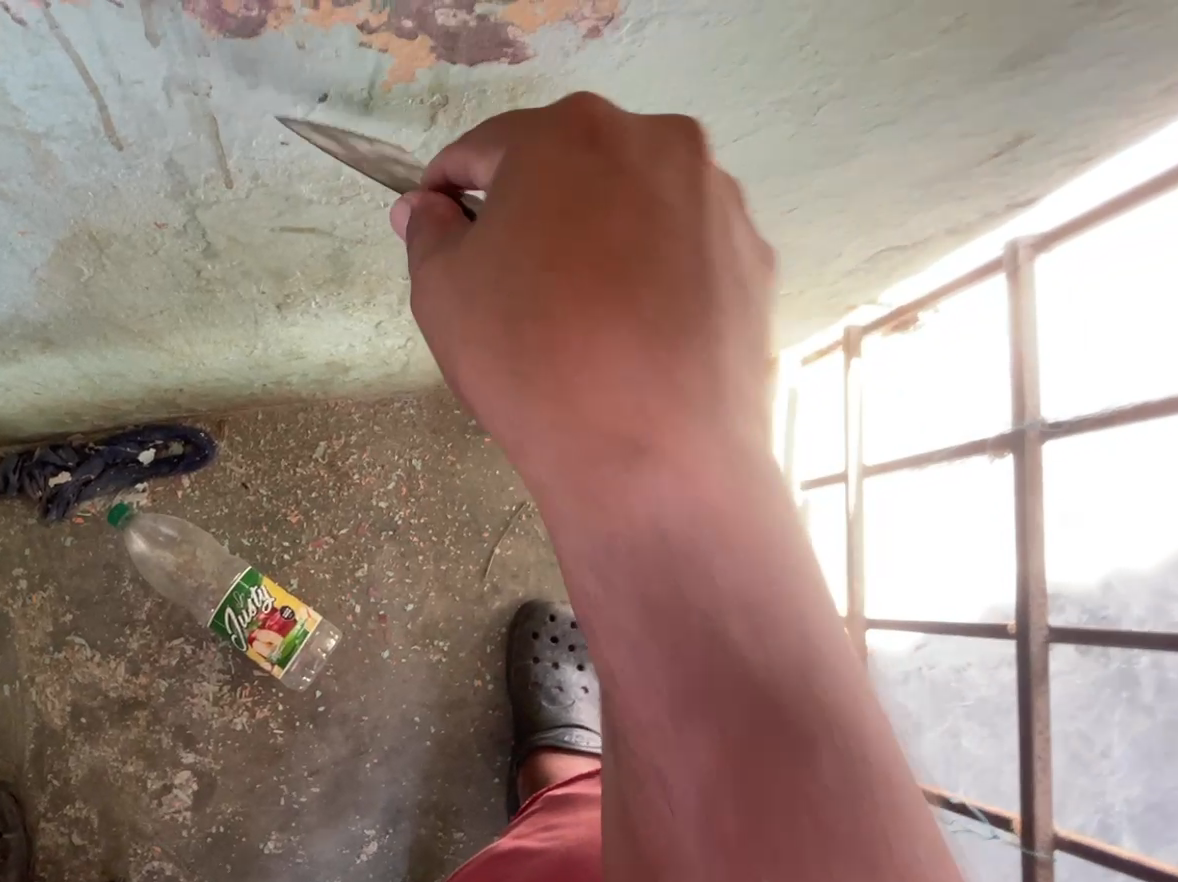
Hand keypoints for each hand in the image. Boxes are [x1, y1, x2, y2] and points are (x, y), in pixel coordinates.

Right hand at [392, 93, 776, 489]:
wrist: (647, 449)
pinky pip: (676, 249)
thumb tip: (424, 207)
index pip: (484, 147)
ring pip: (627, 204)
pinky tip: (623, 332)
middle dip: (524, 211)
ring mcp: (716, 196)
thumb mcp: (442, 293)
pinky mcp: (752, 254)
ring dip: (588, 238)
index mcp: (565, 136)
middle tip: (501, 281)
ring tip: (569, 314)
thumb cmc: (526, 357)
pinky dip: (643, 273)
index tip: (432, 228)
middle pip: (565, 167)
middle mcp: (654, 141)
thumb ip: (427, 233)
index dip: (446, 189)